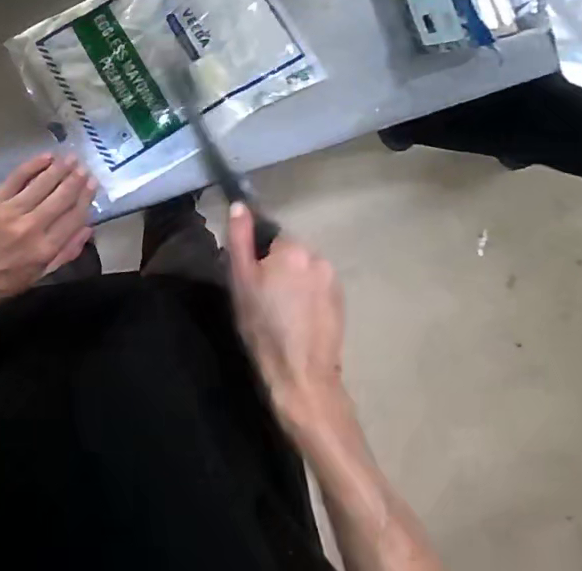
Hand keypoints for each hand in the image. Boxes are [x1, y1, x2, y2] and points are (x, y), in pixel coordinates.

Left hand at [0, 153, 96, 338]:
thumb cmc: (7, 280)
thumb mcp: (41, 274)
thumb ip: (67, 252)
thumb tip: (88, 227)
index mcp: (45, 249)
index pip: (73, 217)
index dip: (85, 198)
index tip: (93, 184)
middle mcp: (31, 228)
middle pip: (60, 197)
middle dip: (75, 180)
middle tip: (84, 167)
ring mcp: (11, 212)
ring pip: (41, 184)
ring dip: (58, 169)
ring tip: (70, 158)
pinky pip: (17, 177)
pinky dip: (32, 165)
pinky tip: (45, 157)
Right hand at [226, 202, 349, 437]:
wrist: (301, 376)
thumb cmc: (263, 326)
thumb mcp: (240, 280)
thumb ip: (240, 237)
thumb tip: (240, 204)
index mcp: (294, 248)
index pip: (271, 236)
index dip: (258, 257)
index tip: (252, 280)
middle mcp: (319, 258)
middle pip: (290, 252)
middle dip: (277, 267)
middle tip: (263, 298)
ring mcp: (334, 281)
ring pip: (304, 270)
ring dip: (293, 282)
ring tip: (280, 312)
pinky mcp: (341, 303)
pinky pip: (317, 288)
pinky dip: (307, 297)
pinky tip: (297, 320)